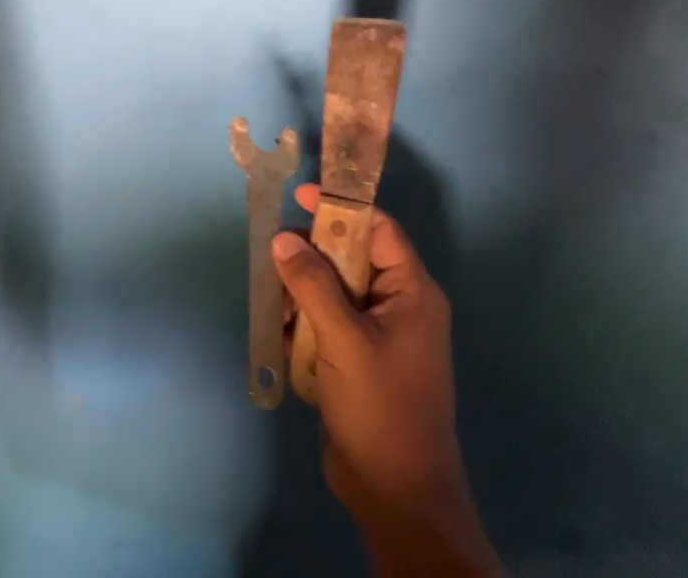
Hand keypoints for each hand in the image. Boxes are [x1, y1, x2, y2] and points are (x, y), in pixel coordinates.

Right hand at [274, 184, 500, 577]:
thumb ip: (312, 285)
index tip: (299, 197)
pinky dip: (303, 324)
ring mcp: (377, 334)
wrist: (395, 490)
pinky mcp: (357, 358)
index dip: (340, 208)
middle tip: (275, 262)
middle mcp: (397, 306)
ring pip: (331, 290)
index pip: (378, 230)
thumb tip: (283, 239)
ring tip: (280, 315)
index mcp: (412, 293)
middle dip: (310, 257)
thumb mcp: (344, 340)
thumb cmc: (380, 408)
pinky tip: (286, 341)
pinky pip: (325, 321)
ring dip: (301, 296)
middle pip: (349, 258)